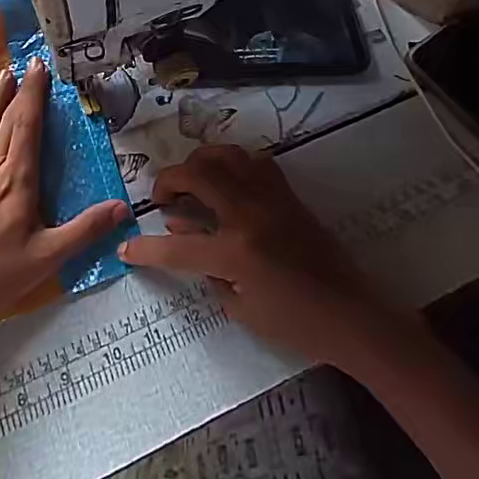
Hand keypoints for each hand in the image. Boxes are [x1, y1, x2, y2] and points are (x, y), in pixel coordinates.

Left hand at [0, 57, 130, 333]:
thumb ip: (86, 229)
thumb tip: (124, 207)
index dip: (35, 94)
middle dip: (18, 91)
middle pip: (6, 120)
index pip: (28, 125)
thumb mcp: (48, 257)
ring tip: (1, 77)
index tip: (40, 67)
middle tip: (26, 65)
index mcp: (17, 178)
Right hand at [118, 145, 409, 370]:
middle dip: (168, 181)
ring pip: (225, 154)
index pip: (176, 246)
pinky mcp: (288, 192)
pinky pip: (254, 161)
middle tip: (162, 198)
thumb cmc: (296, 323)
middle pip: (196, 174)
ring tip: (192, 180)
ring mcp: (270, 197)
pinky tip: (228, 181)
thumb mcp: (241, 308)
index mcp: (235, 252)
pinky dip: (233, 163)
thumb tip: (181, 233)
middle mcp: (249, 213)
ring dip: (199, 162)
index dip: (145, 249)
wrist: (352, 313)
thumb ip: (206, 271)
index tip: (126, 248)